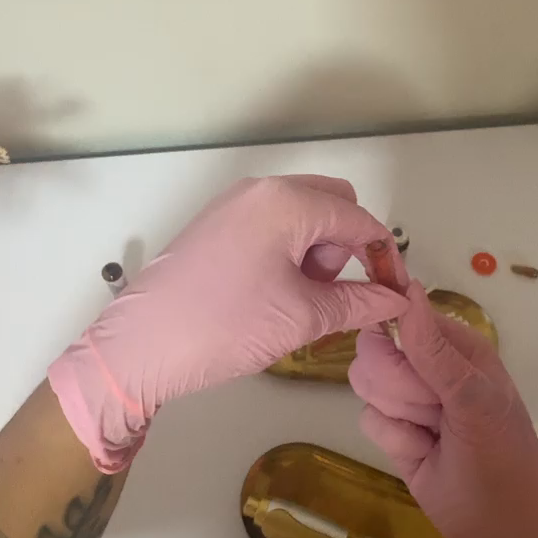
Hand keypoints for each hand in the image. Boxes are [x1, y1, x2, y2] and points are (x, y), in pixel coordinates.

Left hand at [49, 175, 408, 471]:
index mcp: (285, 201)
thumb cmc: (225, 325)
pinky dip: (288, 251)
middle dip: (346, 246)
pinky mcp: (216, 225)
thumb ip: (359, 303)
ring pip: (301, 214)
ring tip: (299, 301)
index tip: (393, 293)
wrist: (140, 347)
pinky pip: (271, 225)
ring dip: (317, 250)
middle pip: (330, 203)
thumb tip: (397, 300)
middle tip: (334, 294)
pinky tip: (275, 292)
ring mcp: (233, 204)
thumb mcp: (302, 317)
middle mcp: (260, 190)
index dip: (383, 256)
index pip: (357, 217)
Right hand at [349, 280, 537, 537]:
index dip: (395, 332)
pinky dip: (394, 441)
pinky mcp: (393, 429)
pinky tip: (422, 454)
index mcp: (456, 346)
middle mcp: (427, 364)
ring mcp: (408, 397)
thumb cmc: (503, 464)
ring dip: (398, 415)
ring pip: (365, 383)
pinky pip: (367, 419)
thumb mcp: (475, 404)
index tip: (403, 361)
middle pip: (375, 350)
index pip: (404, 313)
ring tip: (434, 435)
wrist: (507, 537)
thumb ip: (435, 351)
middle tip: (437, 412)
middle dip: (400, 387)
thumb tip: (407, 290)